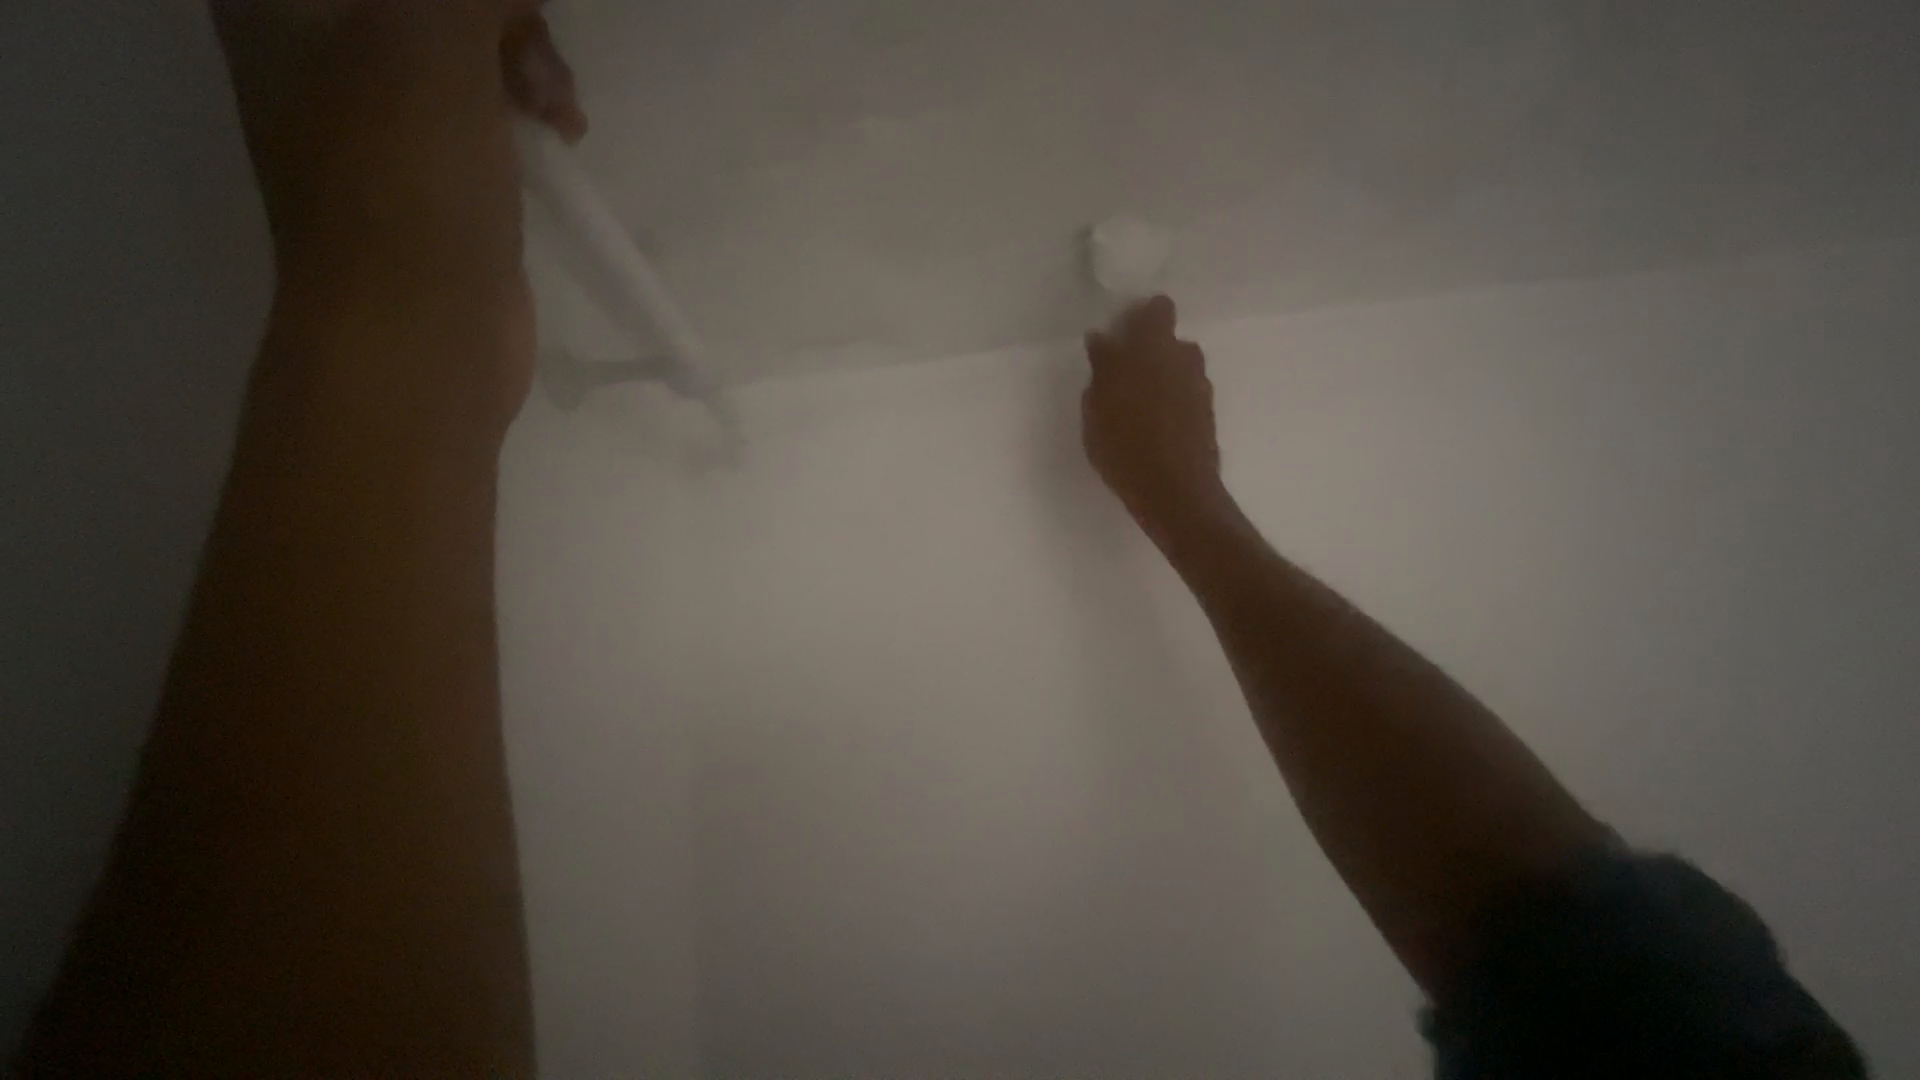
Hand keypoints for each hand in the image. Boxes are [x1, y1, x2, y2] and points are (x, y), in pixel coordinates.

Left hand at [210, 1, 586, 405]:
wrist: (419, 337)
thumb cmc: (408, 188)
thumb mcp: (430, 44)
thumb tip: (513, 0)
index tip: (510, 10)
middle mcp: (320, 38)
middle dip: (504, 10)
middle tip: (535, 57)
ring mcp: (380, 107)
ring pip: (466, 37)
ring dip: (527, 56)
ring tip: (560, 111)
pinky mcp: (436, 164)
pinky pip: (486, 99)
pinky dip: (529, 104)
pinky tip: (561, 133)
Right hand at [1082, 296, 1231, 538]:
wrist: (1174, 490)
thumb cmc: (1124, 448)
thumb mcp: (1096, 409)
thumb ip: (1102, 369)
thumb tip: (1103, 340)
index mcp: (1152, 349)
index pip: (1154, 310)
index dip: (1136, 317)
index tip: (1116, 335)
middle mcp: (1182, 358)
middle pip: (1168, 335)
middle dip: (1147, 343)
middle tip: (1122, 368)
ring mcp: (1199, 384)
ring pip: (1179, 362)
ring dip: (1160, 370)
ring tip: (1137, 398)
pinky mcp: (1207, 411)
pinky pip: (1185, 389)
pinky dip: (1170, 396)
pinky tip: (1152, 420)